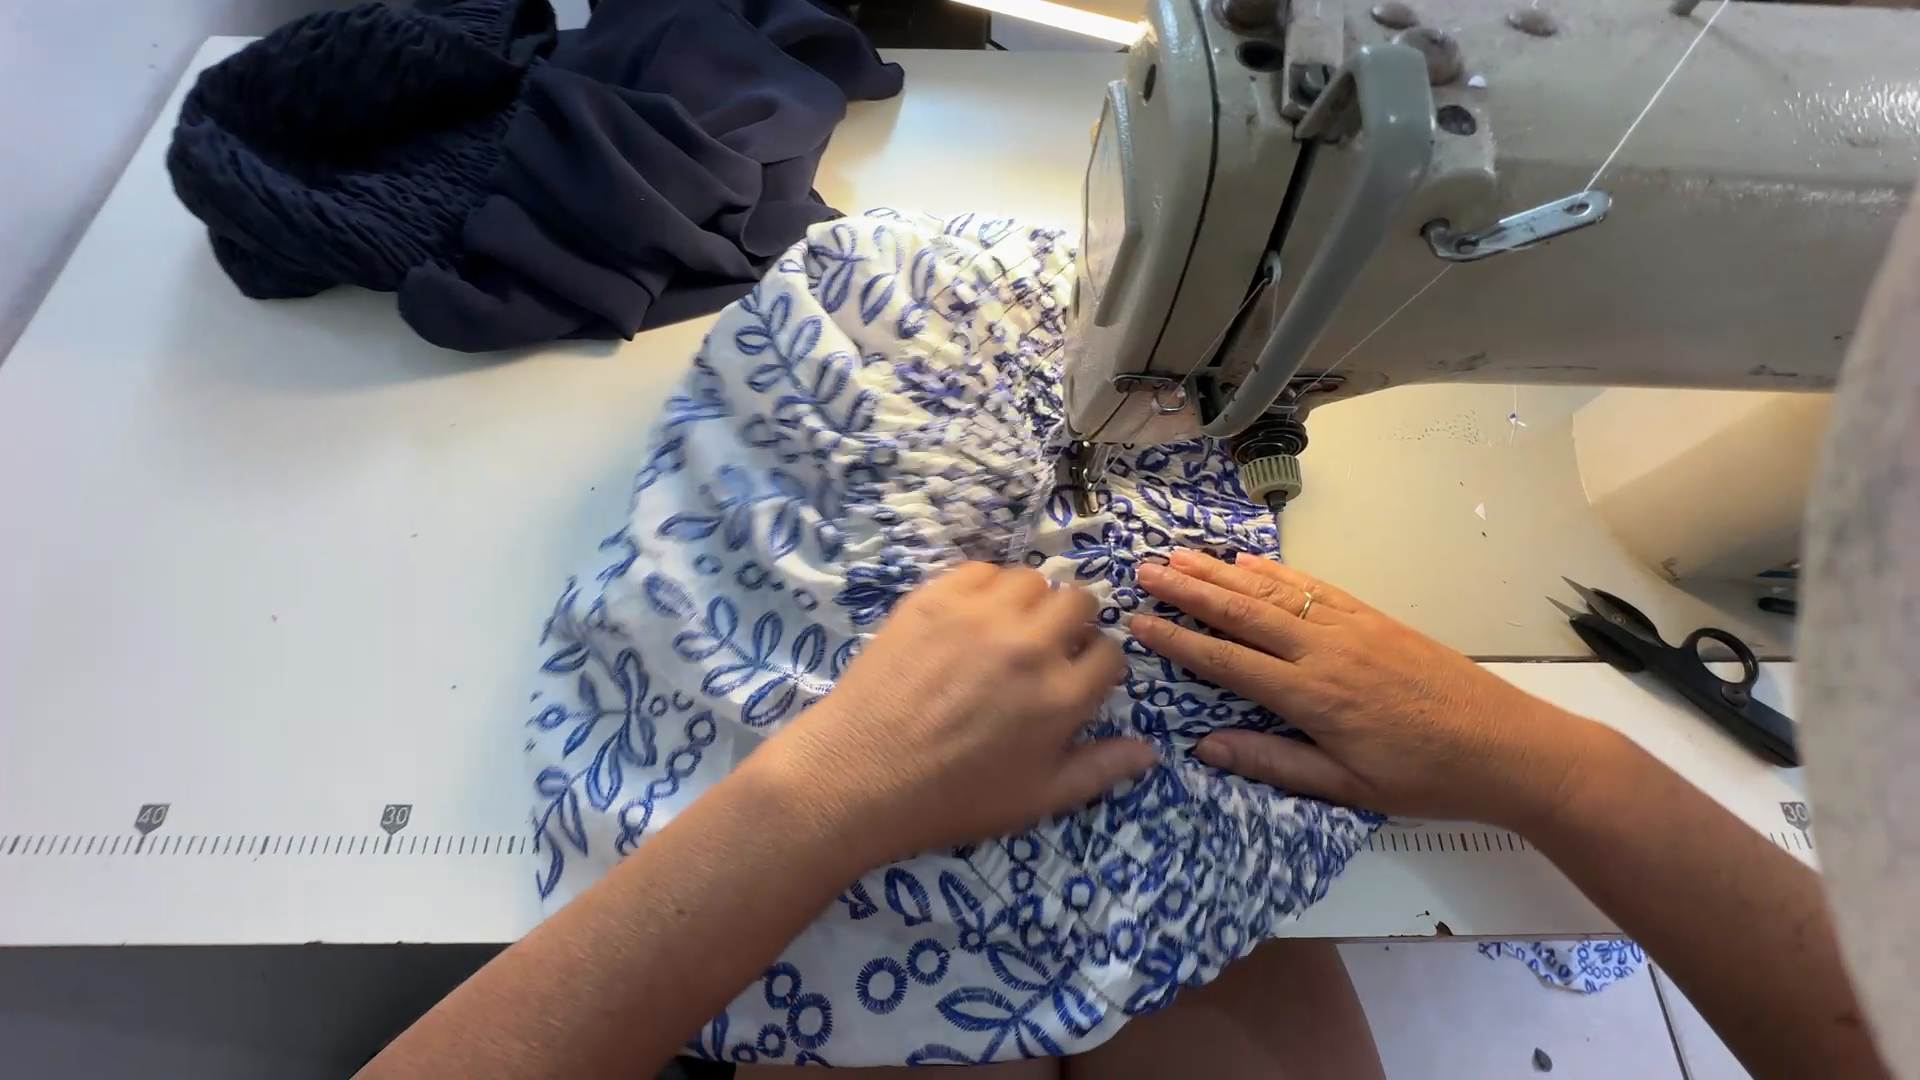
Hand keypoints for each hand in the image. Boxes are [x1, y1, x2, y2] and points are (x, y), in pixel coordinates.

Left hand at [752, 563, 1157, 864]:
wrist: (859, 775)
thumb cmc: (951, 798)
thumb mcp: (1036, 799)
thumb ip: (1098, 769)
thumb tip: (1151, 749)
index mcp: (1061, 696)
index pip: (1108, 653)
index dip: (1095, 664)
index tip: (1073, 675)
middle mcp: (1029, 645)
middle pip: (1078, 602)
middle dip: (1071, 623)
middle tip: (1041, 648)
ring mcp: (979, 615)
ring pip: (1030, 579)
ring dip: (1028, 601)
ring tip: (1004, 628)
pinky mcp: (934, 598)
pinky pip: (979, 569)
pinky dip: (984, 587)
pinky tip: (968, 616)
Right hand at [1129, 550, 1606, 829]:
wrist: (1511, 748)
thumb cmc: (1424, 779)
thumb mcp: (1347, 789)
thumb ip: (1273, 763)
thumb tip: (1204, 747)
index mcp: (1312, 696)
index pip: (1227, 662)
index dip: (1178, 641)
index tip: (1138, 622)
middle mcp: (1322, 650)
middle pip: (1241, 612)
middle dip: (1187, 590)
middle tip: (1144, 571)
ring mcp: (1348, 626)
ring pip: (1270, 591)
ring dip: (1219, 571)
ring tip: (1178, 555)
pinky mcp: (1370, 615)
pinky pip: (1311, 586)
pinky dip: (1272, 570)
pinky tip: (1244, 559)